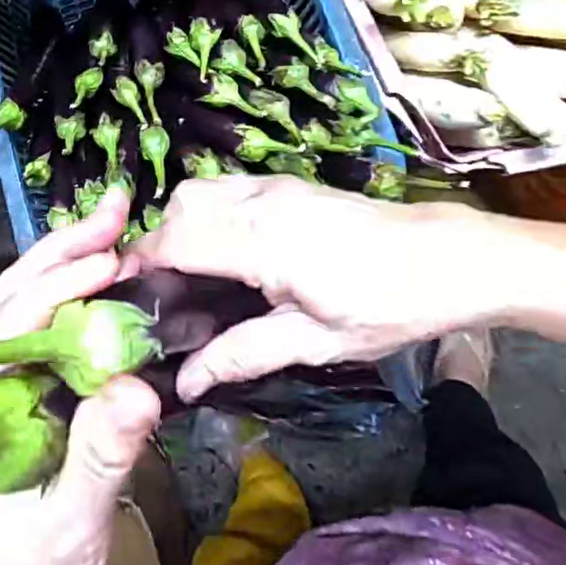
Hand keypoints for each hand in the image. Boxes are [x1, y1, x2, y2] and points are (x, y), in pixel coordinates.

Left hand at [0, 187, 162, 564]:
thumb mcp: (70, 526)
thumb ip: (99, 459)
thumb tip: (137, 387)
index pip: (11, 324)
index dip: (60, 285)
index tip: (109, 262)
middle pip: (16, 294)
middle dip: (64, 246)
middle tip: (114, 209)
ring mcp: (6, 383)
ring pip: (31, 300)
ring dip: (70, 255)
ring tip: (114, 224)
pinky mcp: (33, 389)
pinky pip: (55, 324)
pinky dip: (81, 288)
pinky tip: (109, 272)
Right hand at [129, 176, 505, 400]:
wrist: (445, 258)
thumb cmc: (386, 306)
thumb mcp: (315, 342)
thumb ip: (243, 355)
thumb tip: (185, 382)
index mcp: (262, 242)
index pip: (175, 240)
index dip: (140, 263)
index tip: (120, 292)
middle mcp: (259, 202)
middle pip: (179, 207)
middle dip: (157, 244)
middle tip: (162, 294)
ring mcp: (273, 185)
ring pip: (199, 190)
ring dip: (179, 224)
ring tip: (189, 273)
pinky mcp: (287, 182)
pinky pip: (224, 186)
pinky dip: (205, 210)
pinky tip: (222, 247)